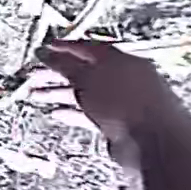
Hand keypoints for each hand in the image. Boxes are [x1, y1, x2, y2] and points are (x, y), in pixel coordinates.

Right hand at [29, 40, 190, 168]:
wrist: (156, 143)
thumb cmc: (125, 103)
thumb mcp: (88, 78)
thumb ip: (65, 65)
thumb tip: (47, 54)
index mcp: (123, 61)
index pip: (89, 48)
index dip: (65, 46)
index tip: (45, 47)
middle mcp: (126, 79)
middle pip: (85, 71)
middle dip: (57, 72)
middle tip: (33, 74)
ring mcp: (124, 101)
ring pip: (85, 92)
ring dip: (59, 93)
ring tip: (35, 95)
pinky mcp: (120, 121)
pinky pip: (91, 112)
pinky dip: (72, 112)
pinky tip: (57, 114)